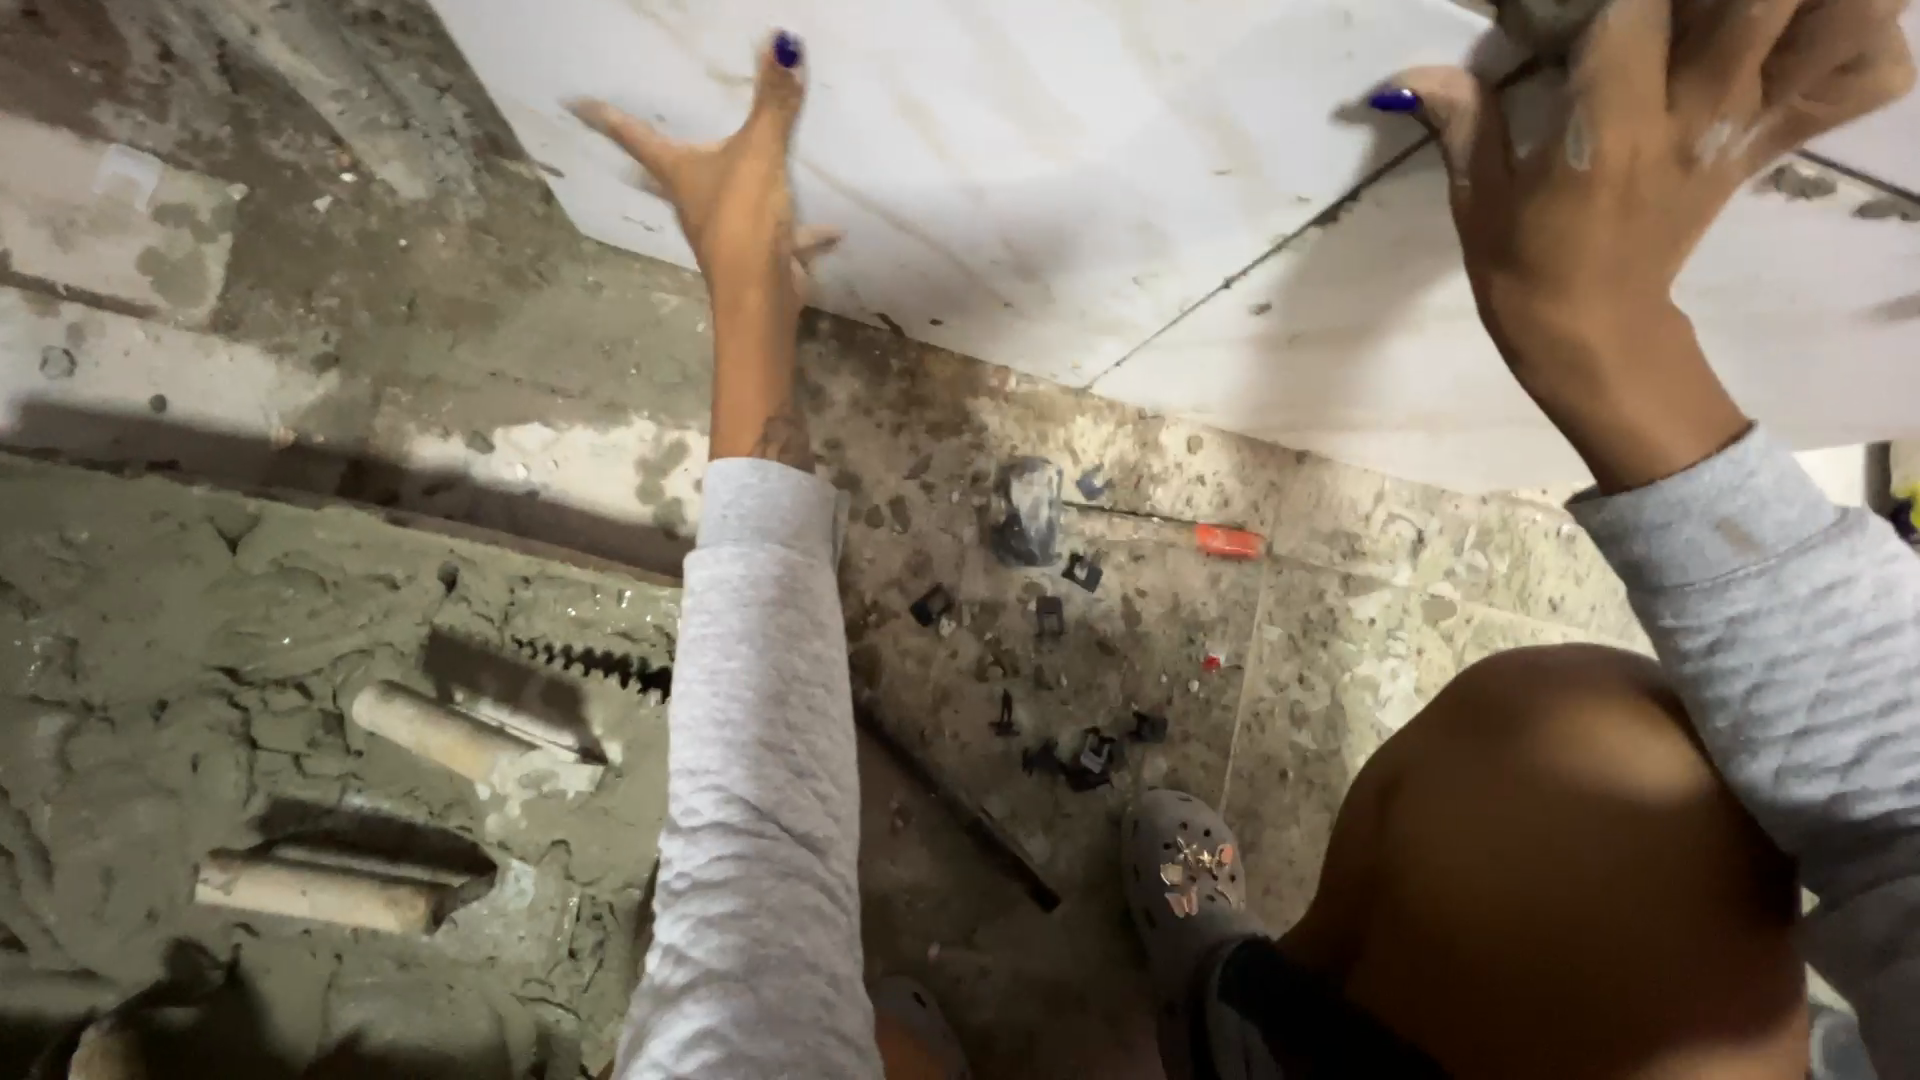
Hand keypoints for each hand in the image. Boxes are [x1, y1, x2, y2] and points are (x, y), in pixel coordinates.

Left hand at [570, 31, 840, 469]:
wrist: (761, 293)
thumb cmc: (744, 219)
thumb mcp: (760, 153)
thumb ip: (773, 103)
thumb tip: (783, 43)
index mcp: (680, 173)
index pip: (634, 137)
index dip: (605, 117)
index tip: (575, 103)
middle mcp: (694, 203)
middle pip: (672, 174)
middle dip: (662, 159)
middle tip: (647, 144)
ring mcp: (725, 233)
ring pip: (726, 203)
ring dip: (735, 189)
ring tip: (745, 170)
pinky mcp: (757, 256)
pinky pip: (781, 235)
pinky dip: (803, 232)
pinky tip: (832, 228)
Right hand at [1377, 0, 1912, 489]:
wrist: (1590, 332)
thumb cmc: (1521, 271)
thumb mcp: (1477, 203)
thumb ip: (1463, 124)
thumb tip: (1410, 75)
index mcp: (1609, 133)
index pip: (1634, 9)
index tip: (1564, 11)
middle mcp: (1693, 116)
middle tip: (1663, 11)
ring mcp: (1745, 127)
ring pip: (1846, 15)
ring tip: (1742, 15)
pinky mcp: (1770, 144)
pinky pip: (1864, 77)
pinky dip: (1865, 39)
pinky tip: (1805, 37)